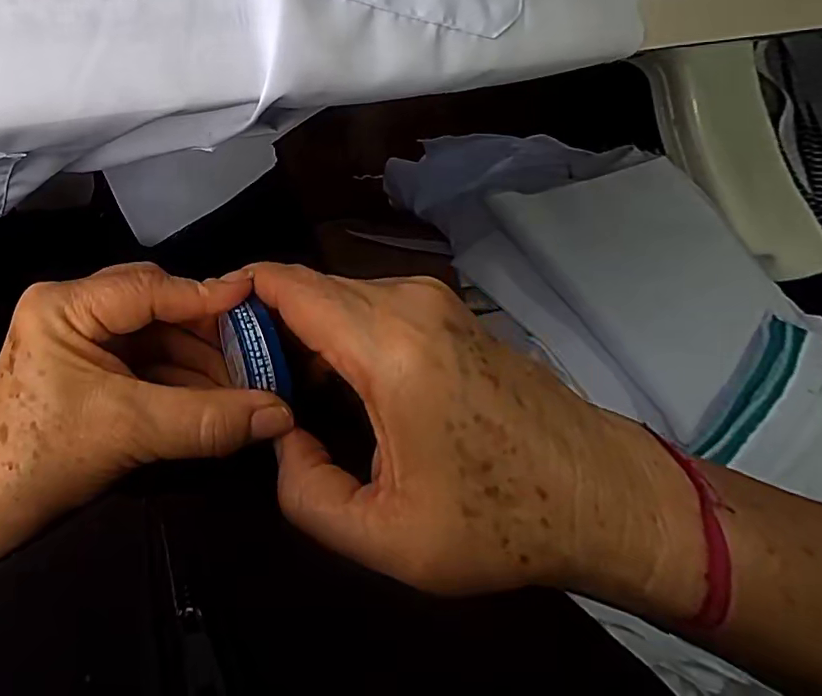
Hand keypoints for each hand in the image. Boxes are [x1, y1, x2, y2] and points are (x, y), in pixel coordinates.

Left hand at [0, 263, 296, 583]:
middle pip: (149, 302)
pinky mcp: (86, 359)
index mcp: (62, 305)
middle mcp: (67, 306)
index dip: (201, 296)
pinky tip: (215, 396)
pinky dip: (177, 373)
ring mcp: (76, 332)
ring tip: (246, 385)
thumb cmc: (46, 453)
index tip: (254, 302)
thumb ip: (207, 418)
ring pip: (150, 329)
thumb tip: (280, 414)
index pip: (143, 288)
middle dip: (202, 330)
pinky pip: (141, 355)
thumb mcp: (130, 429)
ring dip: (195, 356)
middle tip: (255, 354)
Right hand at [239, 264, 704, 608]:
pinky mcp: (439, 307)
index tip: (205, 331)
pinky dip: (329, 329)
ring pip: (325, 293)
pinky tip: (333, 379)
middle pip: (297, 286)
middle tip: (242, 372)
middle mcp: (405, 304)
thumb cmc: (503, 521)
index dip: (231, 294)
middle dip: (258, 320)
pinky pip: (357, 301)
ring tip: (284, 381)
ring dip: (294, 327)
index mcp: (388, 348)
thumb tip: (277, 430)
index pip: (281, 282)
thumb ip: (299, 489)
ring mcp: (426, 299)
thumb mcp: (385, 538)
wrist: (616, 503)